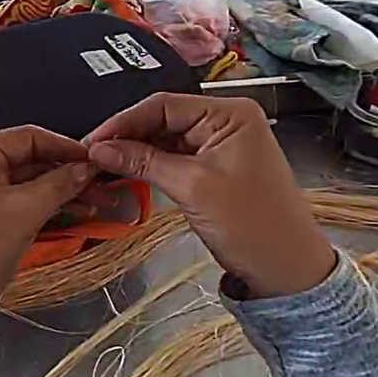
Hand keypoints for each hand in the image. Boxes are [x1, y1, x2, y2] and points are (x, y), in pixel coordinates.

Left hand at [0, 126, 96, 320]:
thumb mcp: (26, 210)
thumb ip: (60, 183)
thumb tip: (86, 168)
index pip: (27, 137)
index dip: (66, 147)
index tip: (97, 161)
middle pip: (26, 158)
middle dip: (65, 173)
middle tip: (102, 187)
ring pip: (22, 180)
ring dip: (56, 190)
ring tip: (94, 203)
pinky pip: (12, 197)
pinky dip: (39, 203)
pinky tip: (70, 211)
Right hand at [84, 94, 334, 297]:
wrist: (288, 271)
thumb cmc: (251, 224)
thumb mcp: (191, 187)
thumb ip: (141, 161)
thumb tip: (96, 149)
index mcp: (229, 114)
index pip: (162, 105)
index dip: (122, 122)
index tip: (90, 142)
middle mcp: (223, 121)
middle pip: (159, 119)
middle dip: (124, 136)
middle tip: (89, 156)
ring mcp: (216, 144)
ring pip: (160, 138)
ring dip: (131, 151)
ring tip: (99, 164)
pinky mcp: (209, 165)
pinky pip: (168, 156)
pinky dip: (144, 164)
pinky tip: (120, 171)